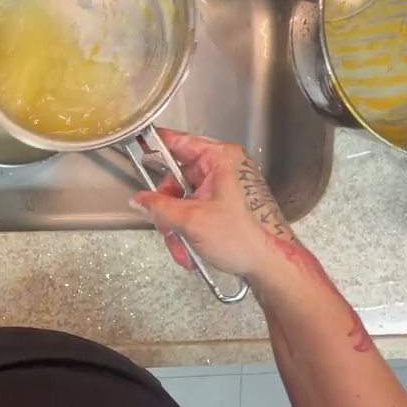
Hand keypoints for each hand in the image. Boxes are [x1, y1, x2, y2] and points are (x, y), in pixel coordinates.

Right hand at [130, 129, 318, 291]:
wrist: (269, 264)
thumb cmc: (240, 237)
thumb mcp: (190, 220)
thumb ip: (158, 207)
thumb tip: (138, 200)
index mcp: (220, 159)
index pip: (180, 142)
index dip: (156, 146)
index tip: (137, 147)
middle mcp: (224, 169)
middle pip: (178, 178)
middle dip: (167, 207)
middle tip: (165, 224)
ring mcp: (225, 188)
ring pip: (184, 201)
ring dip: (176, 226)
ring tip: (182, 246)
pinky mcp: (225, 206)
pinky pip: (195, 213)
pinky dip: (188, 231)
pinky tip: (191, 250)